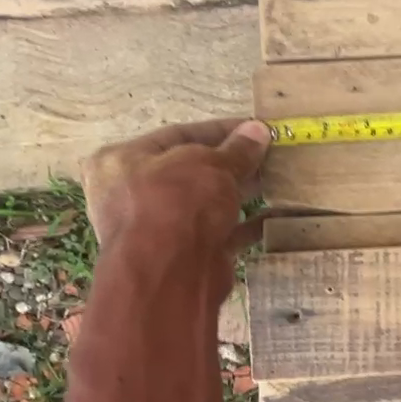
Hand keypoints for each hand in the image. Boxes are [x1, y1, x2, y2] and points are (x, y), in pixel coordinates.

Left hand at [81, 119, 271, 254]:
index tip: (259, 129)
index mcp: (123, 159)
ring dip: (241, 191)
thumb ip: (236, 149)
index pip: (180, 135)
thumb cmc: (177, 204)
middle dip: (233, 162)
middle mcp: (134, 189)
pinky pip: (222, 228)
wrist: (170, 271)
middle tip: (271, 156)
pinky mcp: (188, 249)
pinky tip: (275, 216)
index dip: (223, 130)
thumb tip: (259, 130)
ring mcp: (160, 222)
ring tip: (277, 181)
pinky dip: (247, 222)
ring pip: (208, 199)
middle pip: (193, 168)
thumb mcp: (211, 165)